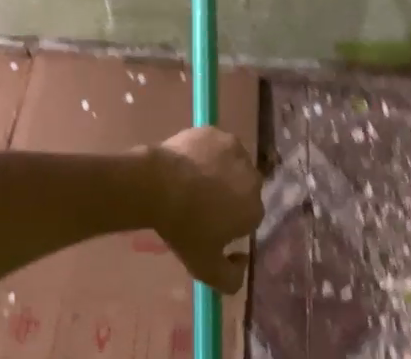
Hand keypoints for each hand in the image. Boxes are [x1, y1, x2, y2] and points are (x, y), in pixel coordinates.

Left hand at [144, 126, 263, 292]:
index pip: (249, 218)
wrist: (156, 186)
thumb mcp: (205, 268)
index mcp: (254, 209)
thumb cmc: (183, 228)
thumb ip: (232, 279)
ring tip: (192, 181)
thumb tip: (242, 262)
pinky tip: (186, 163)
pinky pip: (214, 146)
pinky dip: (205, 153)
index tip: (210, 227)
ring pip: (232, 164)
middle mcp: (252, 176)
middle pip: (244, 188)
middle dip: (229, 195)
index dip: (231, 223)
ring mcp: (234, 149)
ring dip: (220, 172)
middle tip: (201, 204)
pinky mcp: (214, 131)